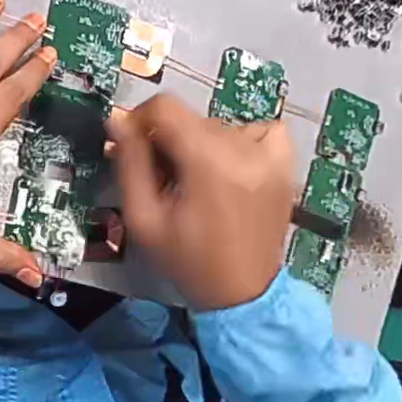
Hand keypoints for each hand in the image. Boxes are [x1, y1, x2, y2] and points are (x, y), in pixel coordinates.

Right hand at [107, 94, 292, 309]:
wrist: (244, 293)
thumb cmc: (186, 259)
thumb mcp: (143, 217)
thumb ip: (129, 164)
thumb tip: (117, 120)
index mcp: (208, 161)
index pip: (165, 108)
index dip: (139, 120)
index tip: (130, 146)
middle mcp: (244, 149)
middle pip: (189, 119)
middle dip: (166, 140)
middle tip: (159, 177)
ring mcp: (270, 155)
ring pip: (216, 126)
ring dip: (197, 145)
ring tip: (194, 181)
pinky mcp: (284, 163)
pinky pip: (257, 130)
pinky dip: (238, 140)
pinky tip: (229, 167)